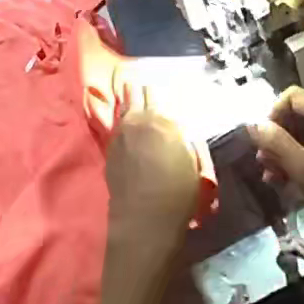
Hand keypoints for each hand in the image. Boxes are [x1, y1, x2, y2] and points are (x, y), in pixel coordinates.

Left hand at [104, 85, 201, 278]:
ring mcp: (121, 134)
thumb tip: (178, 125)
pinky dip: (115, 113)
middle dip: (142, 88)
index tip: (167, 84)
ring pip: (122, 105)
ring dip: (126, 96)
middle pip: (139, 94)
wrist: (144, 221)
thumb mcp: (194, 162)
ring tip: (125, 85)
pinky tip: (116, 111)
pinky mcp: (110, 148)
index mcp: (165, 121)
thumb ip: (185, 138)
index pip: (163, 94)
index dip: (165, 89)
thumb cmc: (179, 193)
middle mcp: (140, 121)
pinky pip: (113, 122)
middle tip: (143, 82)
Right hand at [247, 87, 303, 246]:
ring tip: (269, 177)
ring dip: (281, 154)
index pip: (291, 97)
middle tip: (262, 163)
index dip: (273, 114)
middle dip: (275, 138)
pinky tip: (281, 183)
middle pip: (295, 117)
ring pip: (300, 137)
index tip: (262, 141)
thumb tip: (252, 124)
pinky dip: (294, 164)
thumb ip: (276, 143)